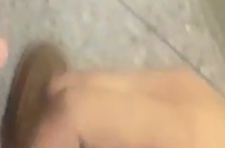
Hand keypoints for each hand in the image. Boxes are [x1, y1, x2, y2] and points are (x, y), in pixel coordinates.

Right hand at [32, 70, 224, 147]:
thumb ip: (105, 145)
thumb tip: (51, 142)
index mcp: (168, 114)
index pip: (75, 103)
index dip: (40, 135)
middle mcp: (166, 83)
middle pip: (75, 83)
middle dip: (48, 124)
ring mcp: (177, 82)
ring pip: (94, 83)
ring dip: (73, 121)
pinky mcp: (185, 93)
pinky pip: (120, 93)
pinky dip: (99, 119)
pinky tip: (104, 144)